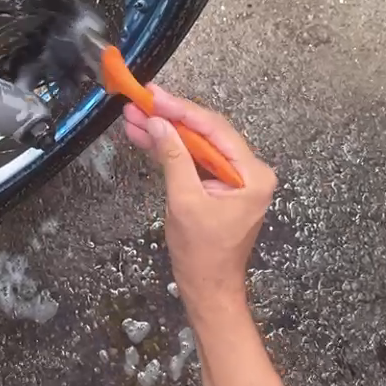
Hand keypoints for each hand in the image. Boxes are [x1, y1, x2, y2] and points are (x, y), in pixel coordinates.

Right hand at [122, 87, 276, 316]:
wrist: (208, 289)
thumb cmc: (203, 254)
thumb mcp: (185, 201)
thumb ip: (173, 157)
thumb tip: (158, 123)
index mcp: (252, 174)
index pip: (214, 129)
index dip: (181, 110)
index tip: (154, 96)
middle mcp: (249, 171)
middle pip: (205, 132)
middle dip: (170, 117)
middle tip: (141, 101)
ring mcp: (233, 178)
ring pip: (196, 144)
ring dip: (165, 131)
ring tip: (133, 116)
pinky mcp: (218, 186)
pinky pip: (193, 159)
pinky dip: (170, 149)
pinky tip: (145, 137)